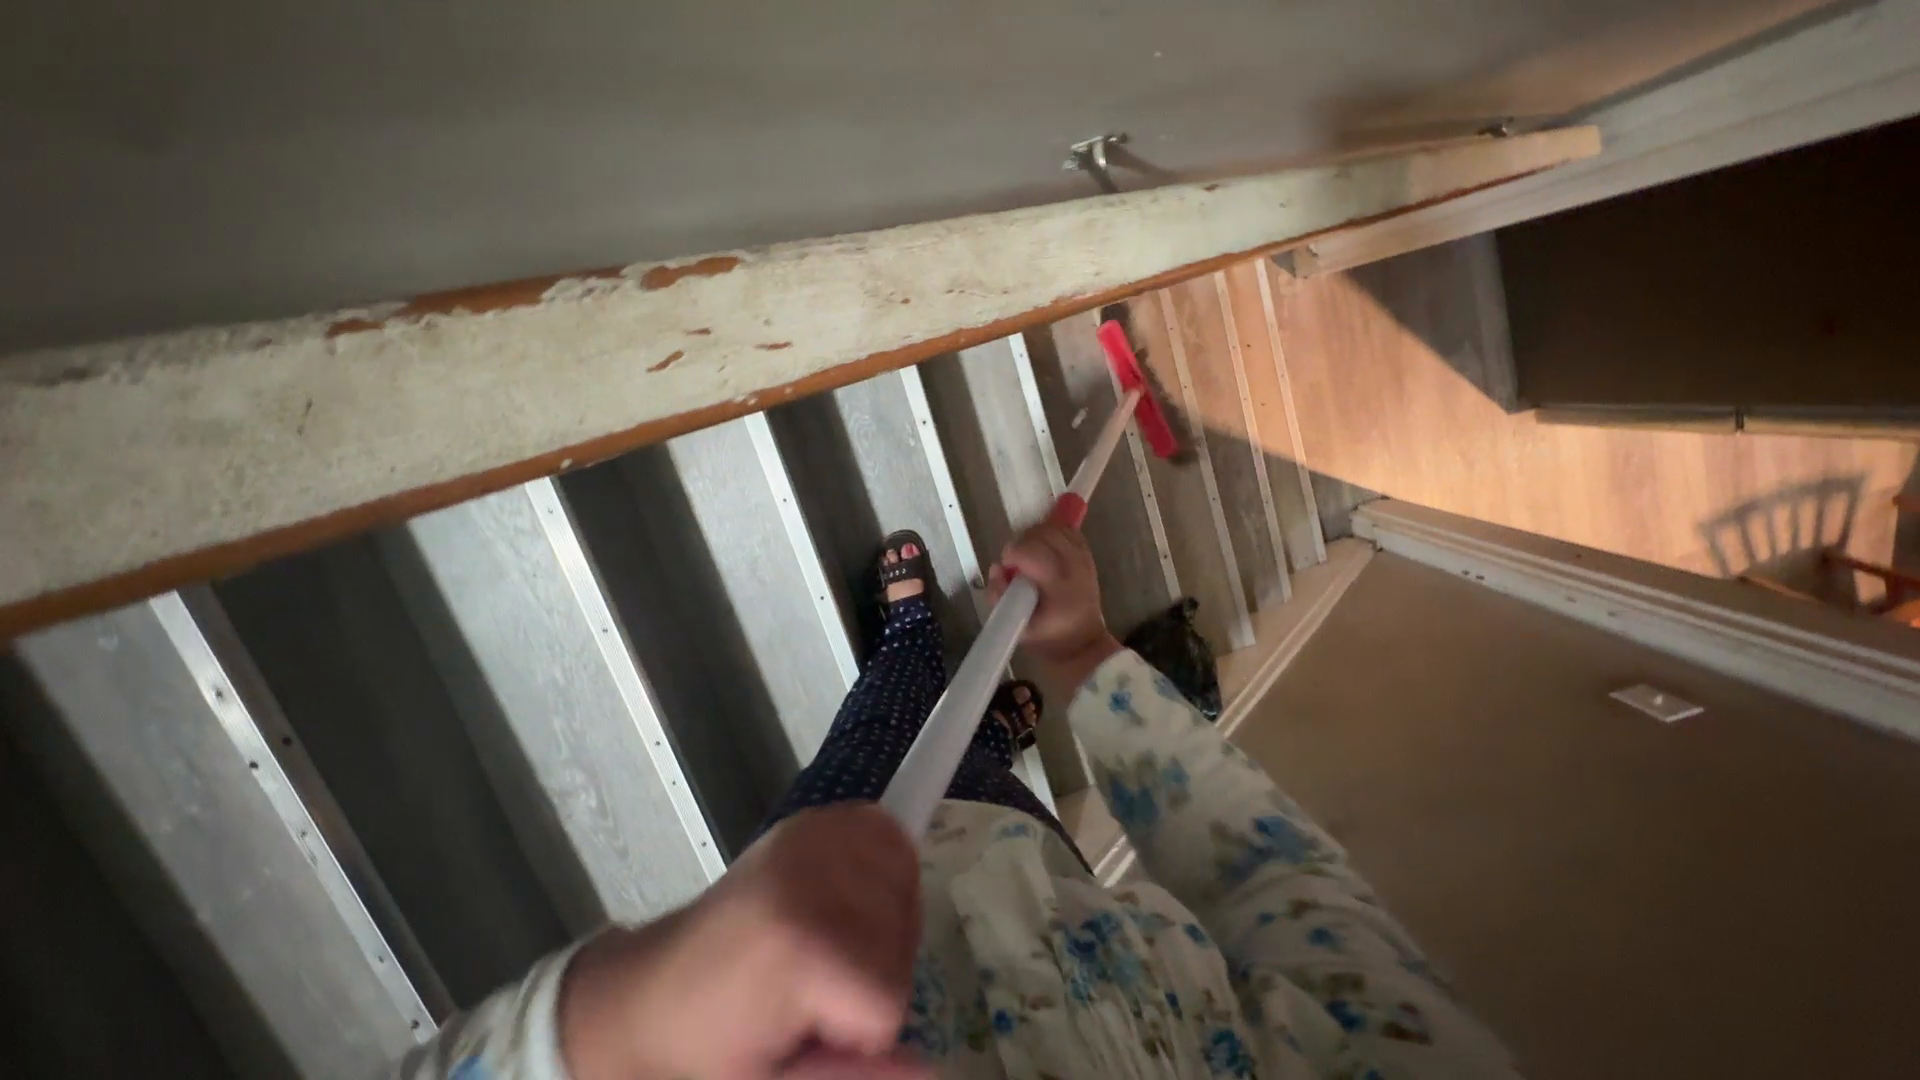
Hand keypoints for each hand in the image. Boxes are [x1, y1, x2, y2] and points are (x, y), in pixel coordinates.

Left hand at [559, 804, 927, 1079]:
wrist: (650, 994)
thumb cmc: (709, 1052)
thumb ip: (856, 1077)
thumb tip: (930, 1071)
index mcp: (798, 949)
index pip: (890, 996)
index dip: (864, 1030)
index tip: (814, 1031)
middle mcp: (809, 878)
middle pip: (901, 935)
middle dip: (878, 973)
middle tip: (818, 992)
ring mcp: (811, 837)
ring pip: (904, 885)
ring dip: (885, 922)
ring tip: (830, 945)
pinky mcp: (812, 819)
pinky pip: (887, 835)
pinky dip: (884, 867)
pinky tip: (846, 899)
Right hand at [988, 523, 1122, 690]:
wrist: (1081, 641)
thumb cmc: (1048, 637)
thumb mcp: (1017, 626)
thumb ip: (1000, 596)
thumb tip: (996, 569)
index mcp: (1057, 586)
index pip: (1032, 552)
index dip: (1013, 552)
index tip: (1007, 564)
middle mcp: (1073, 567)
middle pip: (1043, 534)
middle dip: (1022, 542)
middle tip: (1016, 560)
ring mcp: (1083, 559)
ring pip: (1055, 528)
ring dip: (1036, 535)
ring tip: (1028, 553)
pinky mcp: (1087, 556)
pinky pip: (1067, 531)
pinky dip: (1051, 533)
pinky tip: (1043, 548)